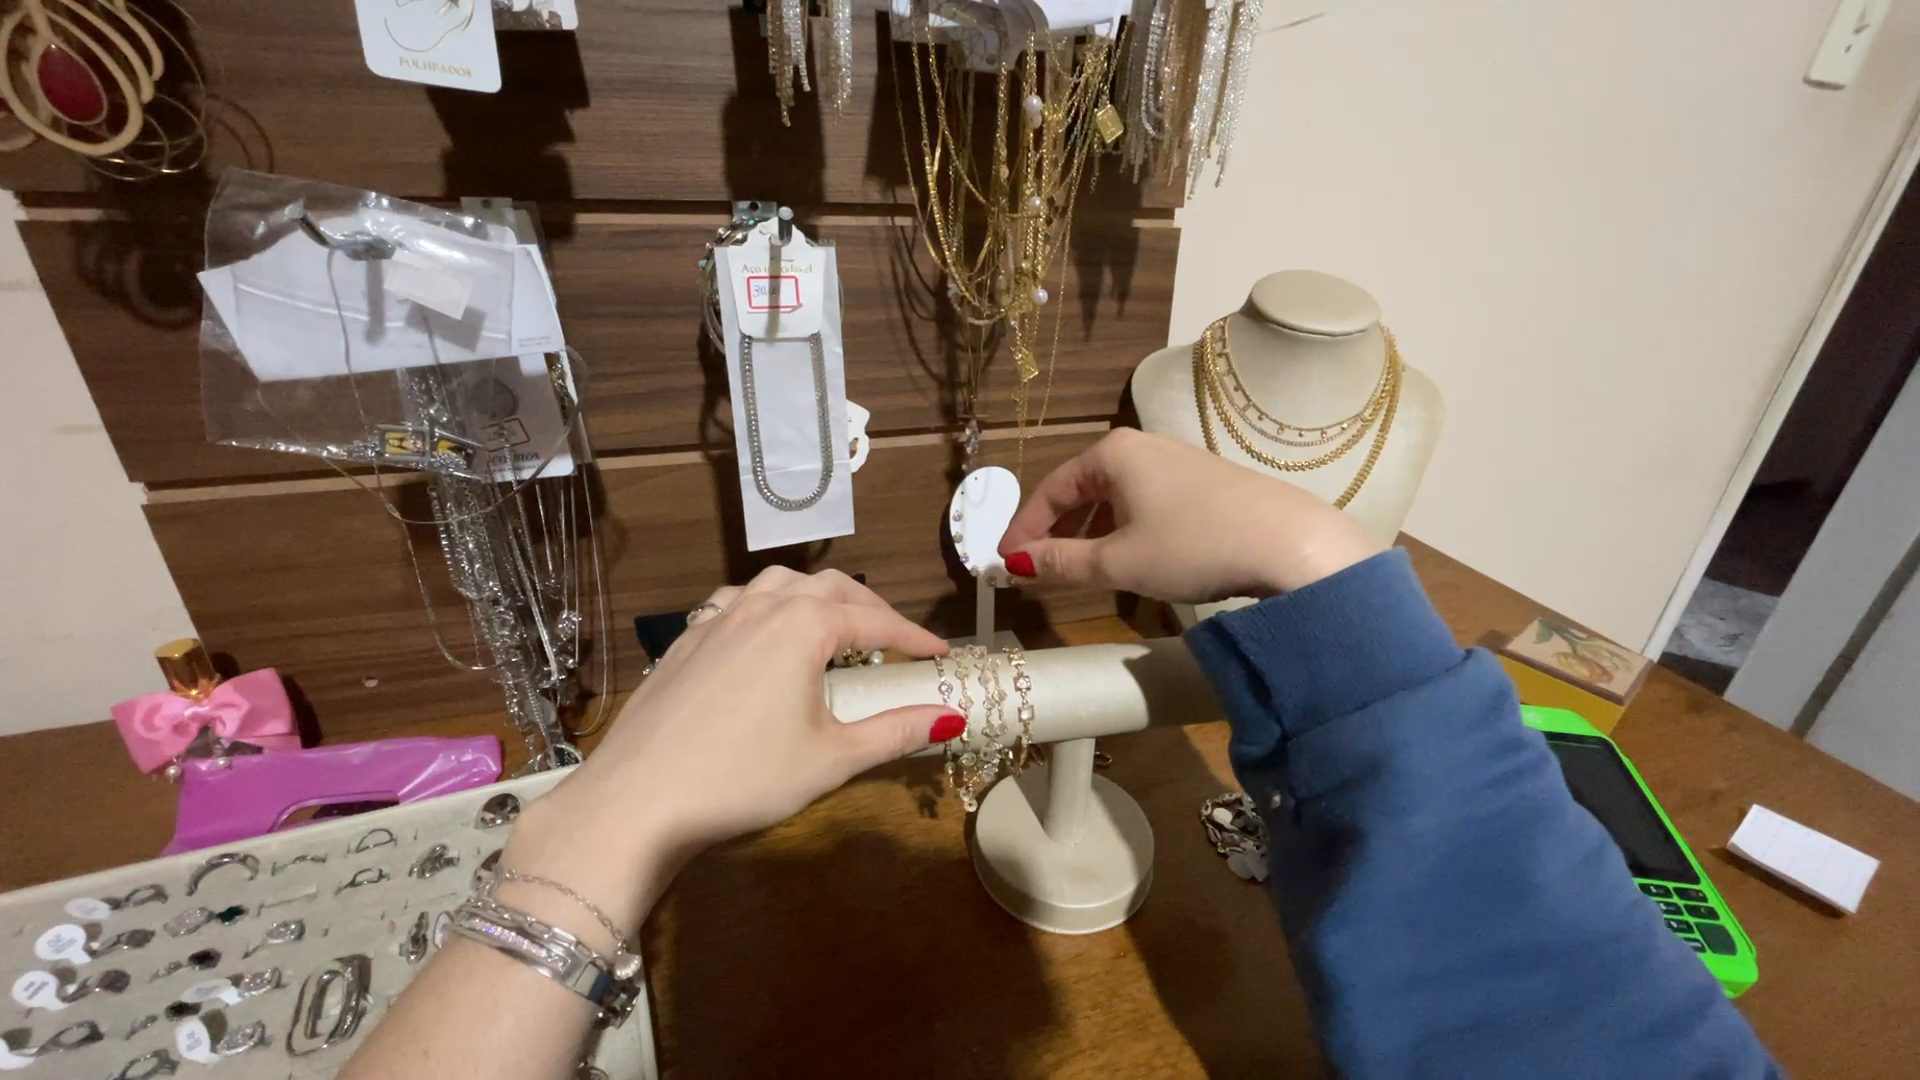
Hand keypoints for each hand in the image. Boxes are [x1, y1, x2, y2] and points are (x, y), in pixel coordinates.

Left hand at [504, 568, 958, 935]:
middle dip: (871, 608)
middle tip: (895, 641)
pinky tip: (767, 634)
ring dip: (818, 596)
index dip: (915, 638)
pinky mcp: (686, 639)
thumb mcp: (832, 759)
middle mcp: (762, 606)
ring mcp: (717, 617)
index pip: (876, 622)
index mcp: (804, 625)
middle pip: (831, 588)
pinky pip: (739, 601)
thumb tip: (951, 718)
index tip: (942, 654)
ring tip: (836, 624)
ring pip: (781, 584)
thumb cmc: (745, 778)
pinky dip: (770, 605)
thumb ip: (895, 732)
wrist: (635, 800)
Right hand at [998, 429, 1386, 603]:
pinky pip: (1145, 502)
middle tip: (1036, 567)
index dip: (1023, 529)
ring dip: (1090, 532)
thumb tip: (1014, 564)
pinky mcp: (1204, 481)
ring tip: (1079, 568)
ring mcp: (1177, 461)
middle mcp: (1142, 446)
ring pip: (1115, 497)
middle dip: (1056, 531)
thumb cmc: (1191, 545)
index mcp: (1112, 453)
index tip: (1004, 563)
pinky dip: (1124, 528)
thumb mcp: (1116, 561)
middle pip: (1082, 490)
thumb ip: (1060, 562)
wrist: (1289, 542)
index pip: (1050, 490)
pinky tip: (1131, 556)